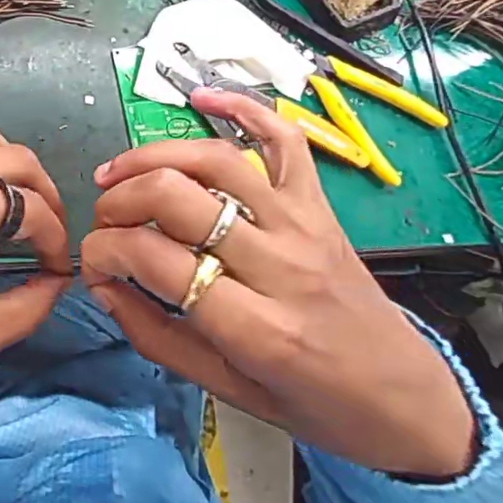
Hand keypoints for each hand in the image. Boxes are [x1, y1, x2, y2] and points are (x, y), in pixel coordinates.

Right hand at [79, 89, 475, 477]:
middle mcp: (282, 265)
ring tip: (118, 174)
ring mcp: (306, 225)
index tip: (93, 263)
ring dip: (152, 157)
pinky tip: (202, 97)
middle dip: (119, 201)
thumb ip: (152, 334)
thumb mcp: (223, 389)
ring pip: (217, 160)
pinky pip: (285, 141)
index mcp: (257, 327)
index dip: (104, 251)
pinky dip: (245, 108)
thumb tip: (102, 283)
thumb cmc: (313, 404)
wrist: (408, 401)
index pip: (154, 258)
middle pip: (178, 197)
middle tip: (103, 220)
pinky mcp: (321, 206)